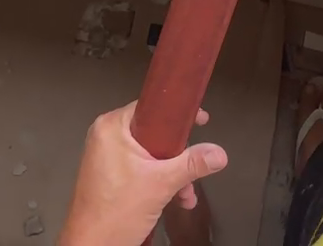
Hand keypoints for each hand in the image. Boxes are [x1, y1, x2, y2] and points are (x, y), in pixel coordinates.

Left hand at [57, 103, 227, 244]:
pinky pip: (139, 167)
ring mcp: (105, 156)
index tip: (198, 120)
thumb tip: (217, 153)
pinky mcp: (107, 175)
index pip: (152, 108)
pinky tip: (170, 199)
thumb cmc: (112, 215)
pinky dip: (155, 180)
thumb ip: (192, 165)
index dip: (178, 116)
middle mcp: (106, 136)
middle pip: (154, 134)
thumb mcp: (161, 184)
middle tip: (190, 169)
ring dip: (170, 174)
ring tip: (183, 194)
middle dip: (177, 157)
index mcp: (112, 126)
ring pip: (149, 154)